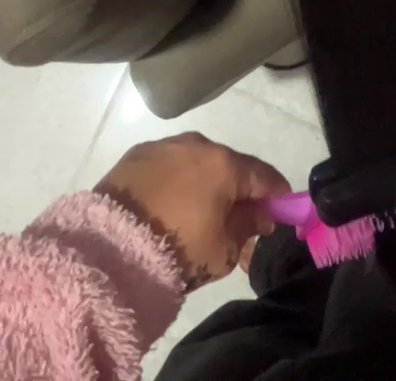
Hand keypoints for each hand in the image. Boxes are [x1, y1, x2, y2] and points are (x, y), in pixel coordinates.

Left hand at [98, 133, 290, 287]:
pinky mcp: (137, 155)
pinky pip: (169, 166)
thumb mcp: (223, 249)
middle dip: (238, 189)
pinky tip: (172, 203)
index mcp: (224, 164)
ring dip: (205, 182)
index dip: (277, 192)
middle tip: (240, 218)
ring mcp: (164, 146)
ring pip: (196, 162)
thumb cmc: (178, 248)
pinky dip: (177, 181)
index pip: (262, 175)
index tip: (283, 208)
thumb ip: (248, 226)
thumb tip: (260, 213)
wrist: (112, 246)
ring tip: (202, 211)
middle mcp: (196, 145)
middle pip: (229, 165)